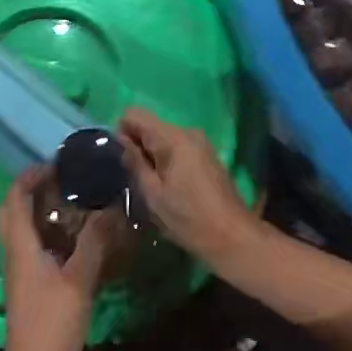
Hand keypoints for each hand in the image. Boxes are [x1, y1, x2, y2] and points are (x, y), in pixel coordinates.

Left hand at [0, 167, 121, 350]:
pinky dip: (54, 234)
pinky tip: (81, 238)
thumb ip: (95, 241)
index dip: (30, 176)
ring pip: (27, 231)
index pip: (14, 198)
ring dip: (45, 211)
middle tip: (67, 179)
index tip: (58, 162)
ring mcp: (23, 273)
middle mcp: (16, 255)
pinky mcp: (33, 289)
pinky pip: (38, 249)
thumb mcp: (78, 280)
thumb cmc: (52, 327)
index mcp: (20, 247)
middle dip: (36, 190)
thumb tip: (111, 206)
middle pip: (15, 212)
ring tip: (78, 201)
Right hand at [119, 107, 261, 268]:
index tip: (122, 161)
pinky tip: (169, 186)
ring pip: (163, 137)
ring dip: (152, 155)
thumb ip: (134, 162)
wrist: (232, 235)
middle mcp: (187, 131)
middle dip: (137, 146)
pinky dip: (167, 159)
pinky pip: (177, 146)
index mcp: (172, 137)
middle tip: (135, 179)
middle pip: (150, 125)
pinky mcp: (206, 154)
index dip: (121, 133)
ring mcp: (200, 142)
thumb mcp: (153, 194)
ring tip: (151, 185)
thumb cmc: (188, 218)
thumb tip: (119, 139)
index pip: (134, 114)